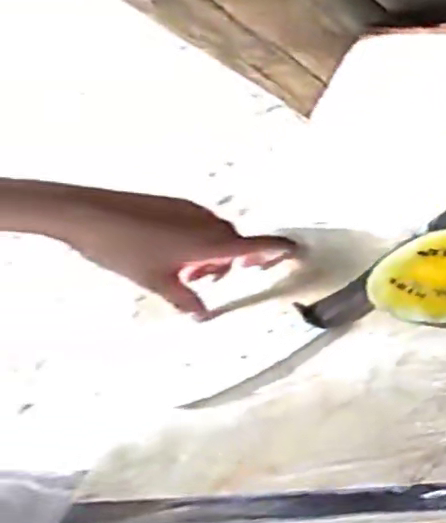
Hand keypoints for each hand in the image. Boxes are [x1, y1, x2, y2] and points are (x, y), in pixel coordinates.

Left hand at [51, 187, 296, 317]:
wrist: (80, 213)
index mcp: (220, 245)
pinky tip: (160, 244)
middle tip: (197, 277)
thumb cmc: (122, 250)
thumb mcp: (152, 280)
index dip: (285, 251)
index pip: (270, 245)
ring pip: (218, 235)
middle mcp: (218, 226)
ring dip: (208, 251)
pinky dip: (193, 236)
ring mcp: (198, 213)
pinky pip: (199, 223)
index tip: (289, 257)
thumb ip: (185, 299)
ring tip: (175, 263)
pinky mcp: (179, 204)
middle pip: (239, 245)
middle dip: (226, 263)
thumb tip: (204, 318)